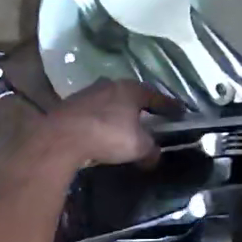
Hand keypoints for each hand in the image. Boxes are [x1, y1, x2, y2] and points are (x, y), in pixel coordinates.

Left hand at [32, 79, 174, 168]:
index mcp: (130, 89)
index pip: (156, 96)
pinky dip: (98, 122)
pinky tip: (98, 133)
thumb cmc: (108, 135)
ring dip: (116, 115)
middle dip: (139, 108)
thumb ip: (151, 150)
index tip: (179, 112)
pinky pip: (91, 114)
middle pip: (130, 96)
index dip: (169, 106)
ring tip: (122, 128)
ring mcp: (86, 94)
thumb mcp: (138, 146)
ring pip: (108, 103)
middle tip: (148, 119)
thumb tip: (155, 156)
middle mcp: (109, 85)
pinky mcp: (68, 107)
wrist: (62, 137)